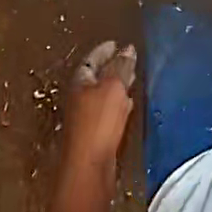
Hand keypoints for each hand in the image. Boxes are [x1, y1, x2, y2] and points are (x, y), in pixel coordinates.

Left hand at [62, 40, 135, 172]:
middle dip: (112, 67)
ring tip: (132, 79)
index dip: (104, 50)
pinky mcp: (95, 135)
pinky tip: (129, 106)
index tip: (116, 43)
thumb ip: (120, 68)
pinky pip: (109, 112)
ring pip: (103, 95)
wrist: (89, 168)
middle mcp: (80, 97)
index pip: (92, 59)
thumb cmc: (98, 122)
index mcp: (80, 81)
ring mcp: (86, 117)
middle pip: (97, 76)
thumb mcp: (112, 88)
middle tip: (128, 59)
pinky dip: (119, 105)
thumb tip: (127, 49)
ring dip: (117, 86)